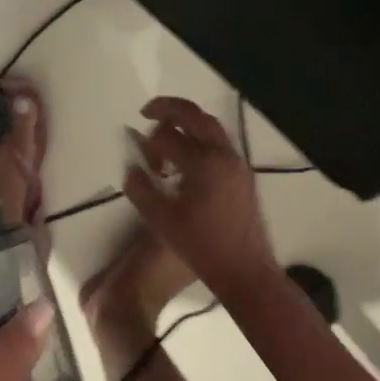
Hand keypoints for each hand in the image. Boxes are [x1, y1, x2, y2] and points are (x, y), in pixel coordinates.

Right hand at [122, 97, 279, 296]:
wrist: (246, 272)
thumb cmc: (202, 247)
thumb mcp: (161, 220)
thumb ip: (140, 189)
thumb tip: (132, 169)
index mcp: (202, 162)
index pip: (168, 136)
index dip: (149, 144)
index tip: (142, 159)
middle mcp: (223, 154)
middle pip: (195, 115)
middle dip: (169, 108)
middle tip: (147, 112)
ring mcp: (237, 163)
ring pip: (210, 126)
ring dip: (187, 122)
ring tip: (167, 133)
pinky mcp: (243, 175)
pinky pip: (219, 142)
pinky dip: (200, 137)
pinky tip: (187, 157)